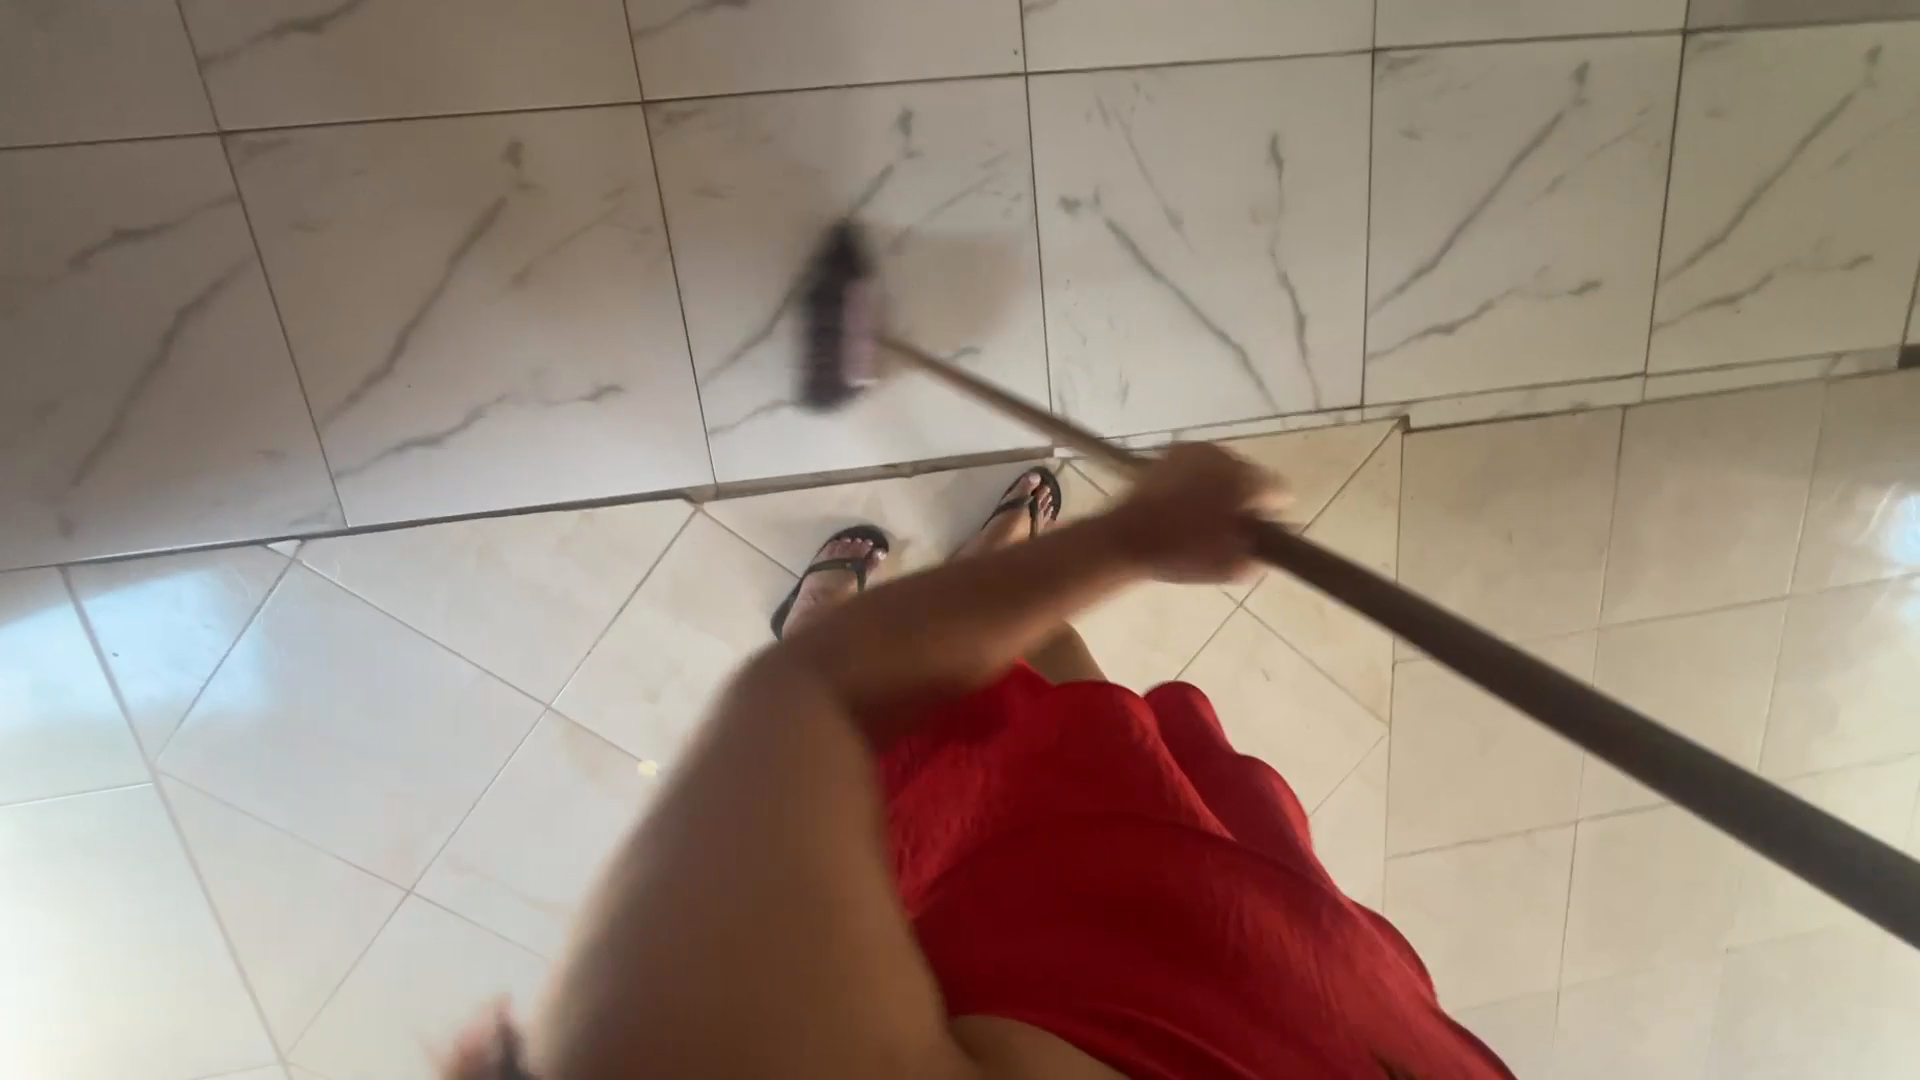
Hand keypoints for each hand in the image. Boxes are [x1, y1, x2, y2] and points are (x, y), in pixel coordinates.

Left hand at [1100, 442, 1289, 583]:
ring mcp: (1195, 449)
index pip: (1278, 490)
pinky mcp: (1171, 451)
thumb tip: (1267, 548)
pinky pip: (1197, 464)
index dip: (1272, 511)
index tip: (1263, 529)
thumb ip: (1259, 554)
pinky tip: (1186, 500)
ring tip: (1205, 513)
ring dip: (1221, 485)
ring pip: (1222, 467)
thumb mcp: (1229, 567)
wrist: (1126, 539)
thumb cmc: (1181, 554)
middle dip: (1244, 495)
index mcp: (1246, 479)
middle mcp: (1225, 455)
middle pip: (1249, 475)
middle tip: (1231, 523)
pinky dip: (1197, 478)